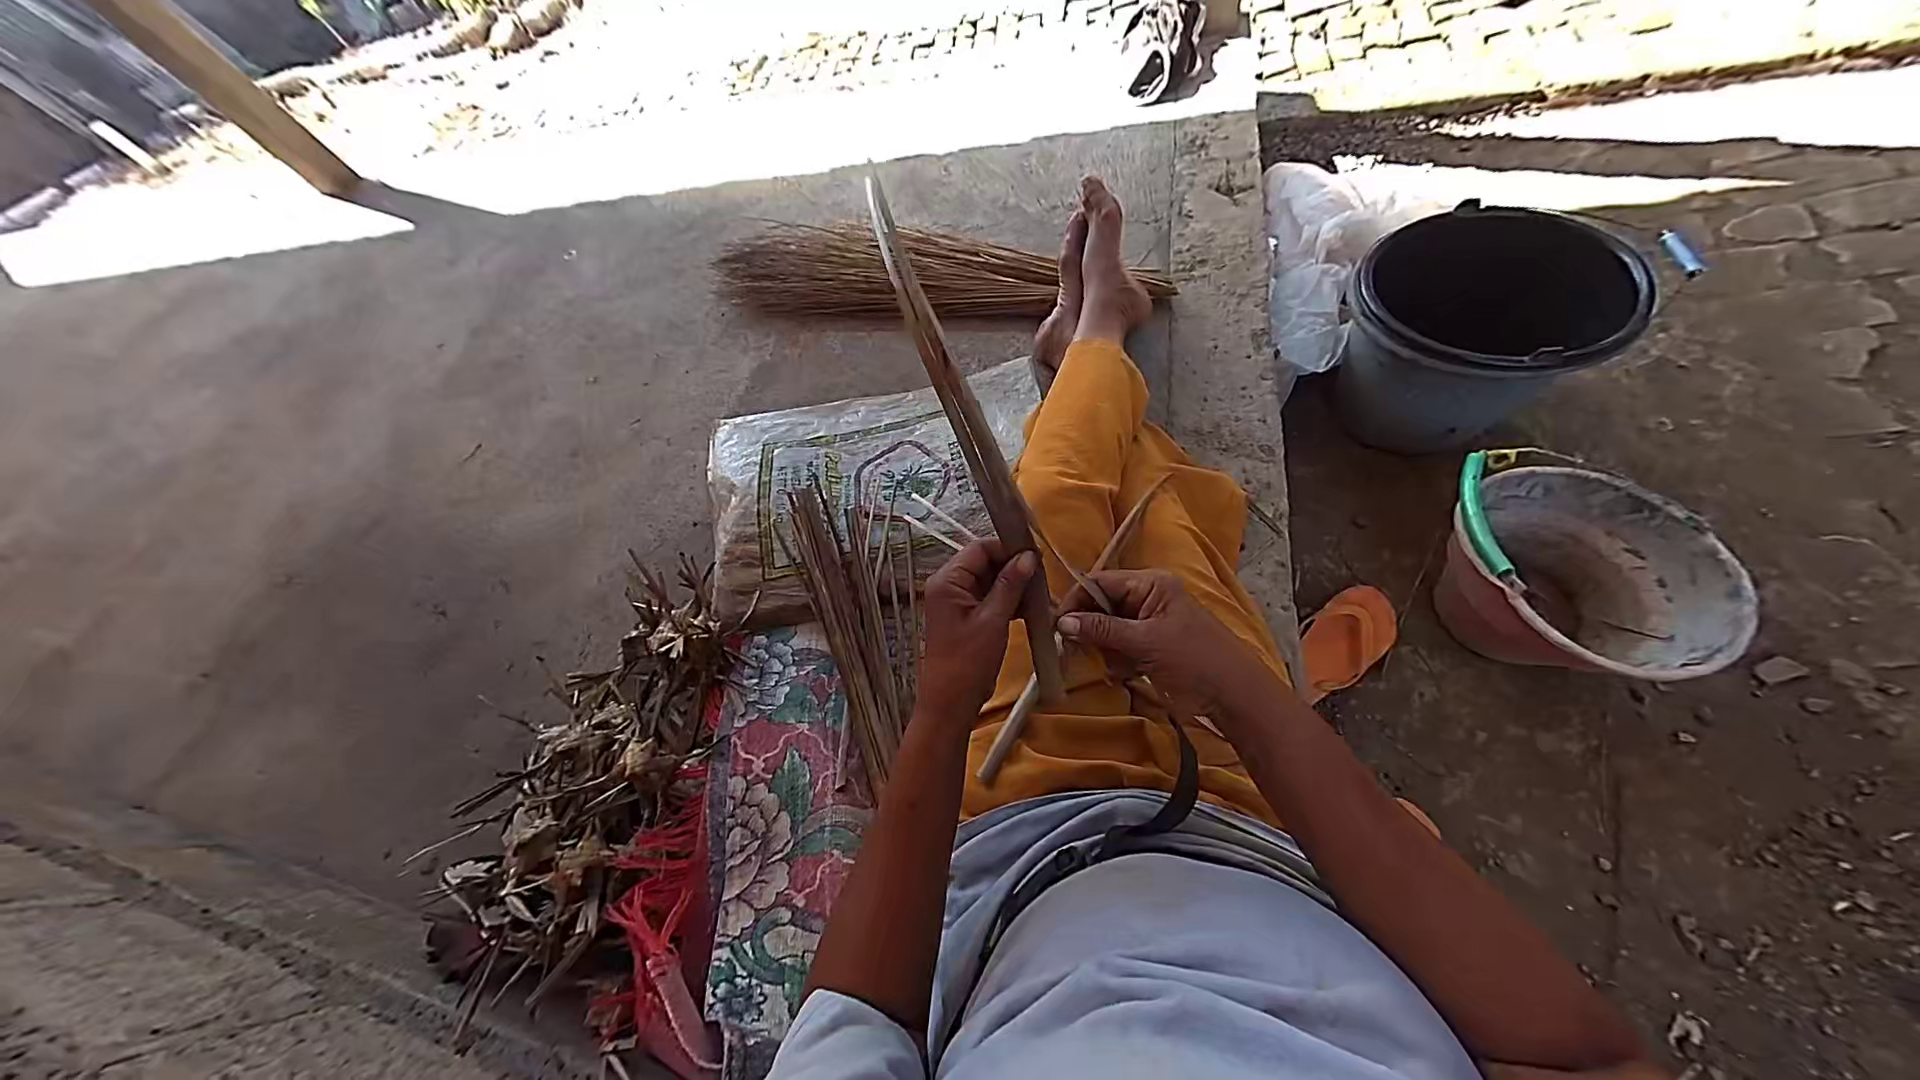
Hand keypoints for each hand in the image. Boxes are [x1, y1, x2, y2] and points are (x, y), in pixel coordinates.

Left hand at [918, 540, 1037, 716]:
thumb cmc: (967, 662)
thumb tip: (1028, 556)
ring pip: (989, 581)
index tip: (1036, 556)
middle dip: (1013, 567)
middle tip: (1041, 577)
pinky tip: (1029, 608)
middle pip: (984, 563)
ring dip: (1013, 586)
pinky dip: (1008, 601)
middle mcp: (948, 586)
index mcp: (947, 581)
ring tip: (1039, 594)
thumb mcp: (993, 620)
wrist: (951, 704)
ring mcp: (956, 602)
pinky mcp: (966, 618)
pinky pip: (989, 599)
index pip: (980, 548)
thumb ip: (1010, 584)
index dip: (1008, 548)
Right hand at [1056, 569, 1273, 717]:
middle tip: (1080, 649)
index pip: (1100, 582)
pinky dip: (1117, 661)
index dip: (1077, 601)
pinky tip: (1125, 674)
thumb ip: (1102, 629)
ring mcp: (1149, 624)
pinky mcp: (1150, 648)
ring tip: (1118, 666)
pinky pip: (1120, 648)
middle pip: (1101, 606)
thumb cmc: (1194, 660)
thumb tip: (1063, 621)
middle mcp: (1148, 599)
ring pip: (1108, 630)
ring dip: (1105, 649)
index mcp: (1150, 585)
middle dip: (1092, 629)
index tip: (1057, 624)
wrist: (1234, 698)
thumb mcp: (1145, 642)